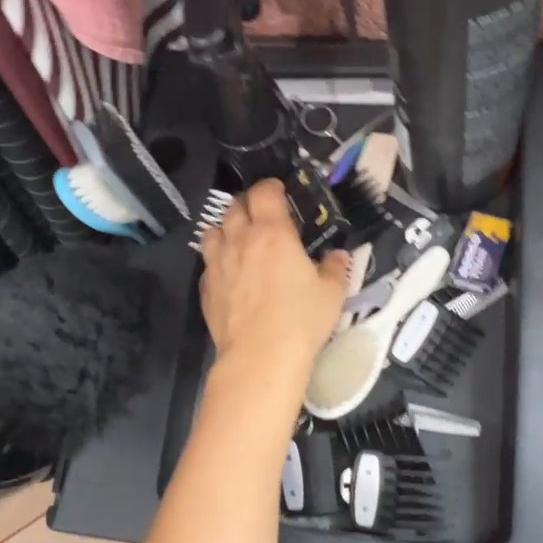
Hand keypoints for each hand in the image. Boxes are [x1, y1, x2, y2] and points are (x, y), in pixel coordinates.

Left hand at [198, 179, 350, 368]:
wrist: (260, 356)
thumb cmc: (301, 319)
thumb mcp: (331, 293)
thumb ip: (335, 268)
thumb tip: (337, 256)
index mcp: (272, 232)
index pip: (264, 192)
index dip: (271, 186)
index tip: (280, 192)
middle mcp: (240, 240)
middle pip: (234, 207)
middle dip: (248, 205)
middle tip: (262, 216)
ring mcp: (217, 264)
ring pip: (212, 231)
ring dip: (225, 229)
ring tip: (238, 239)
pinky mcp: (205, 288)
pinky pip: (207, 263)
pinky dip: (217, 260)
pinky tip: (228, 273)